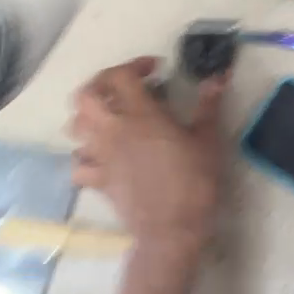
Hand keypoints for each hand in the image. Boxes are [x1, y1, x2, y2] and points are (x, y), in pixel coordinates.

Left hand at [68, 58, 229, 254]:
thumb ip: (209, 104)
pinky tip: (103, 153)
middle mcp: (113, 130)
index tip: (155, 70)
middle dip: (101, 83)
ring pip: (75, 126)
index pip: (120, 76)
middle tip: (124, 86)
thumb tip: (218, 77)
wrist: (172, 229)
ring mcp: (101, 157)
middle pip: (85, 95)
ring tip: (113, 115)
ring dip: (89, 115)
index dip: (135, 65)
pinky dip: (85, 154)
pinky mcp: (98, 181)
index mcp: (141, 115)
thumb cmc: (194, 179)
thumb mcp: (208, 138)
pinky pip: (78, 163)